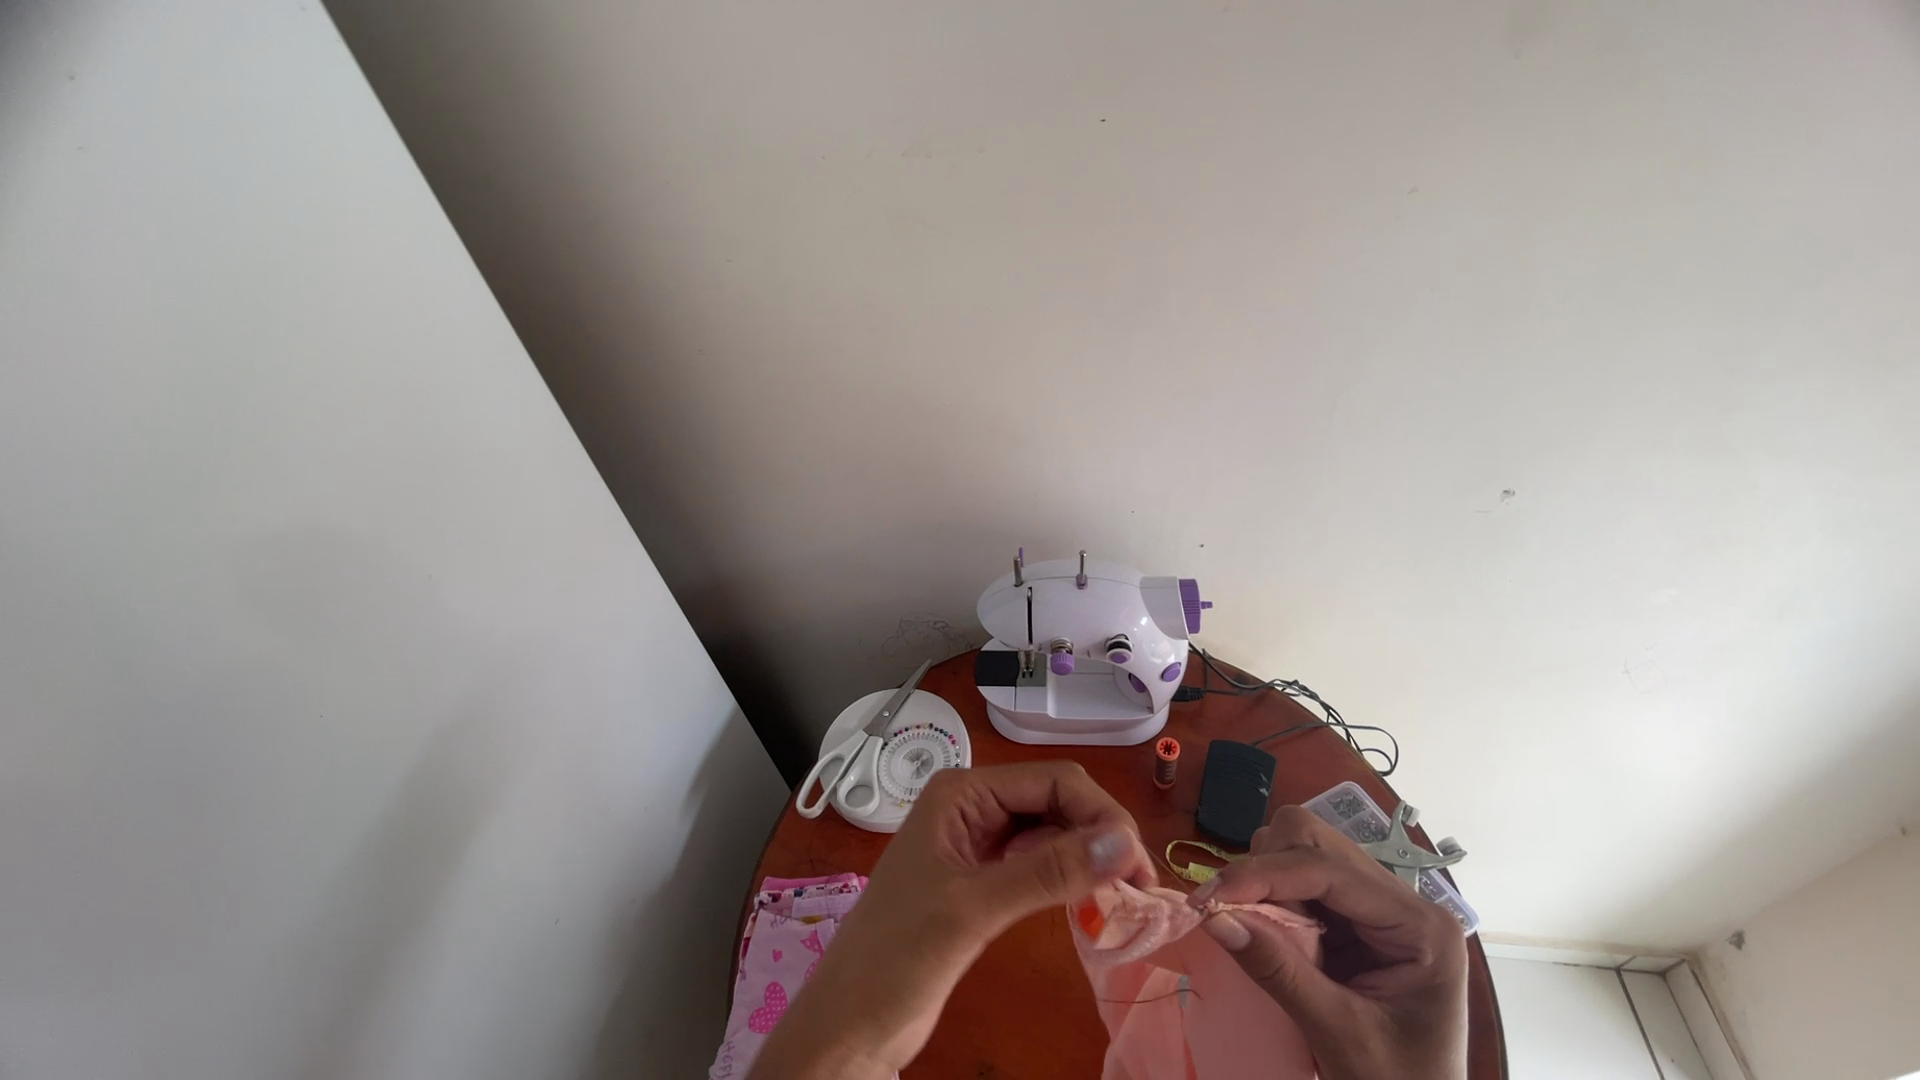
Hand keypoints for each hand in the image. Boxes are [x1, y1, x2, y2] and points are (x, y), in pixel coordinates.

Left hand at [749, 761, 1155, 1079]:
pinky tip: (1088, 896)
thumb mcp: (972, 909)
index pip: (1051, 780)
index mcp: (961, 792)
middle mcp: (971, 805)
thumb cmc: (897, 956)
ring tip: (1125, 892)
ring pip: (1050, 830)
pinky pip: (1038, 860)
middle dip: (1098, 831)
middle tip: (1139, 883)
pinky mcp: (982, 877)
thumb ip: (1047, 871)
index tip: (1137, 862)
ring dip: (1087, 853)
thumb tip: (1122, 842)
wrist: (849, 1022)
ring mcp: (976, 841)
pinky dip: (1067, 874)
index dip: (1099, 813)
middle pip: (1054, 799)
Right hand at [1189, 806, 1467, 1079]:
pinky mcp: (1351, 915)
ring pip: (1300, 848)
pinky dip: (1270, 893)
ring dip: (1266, 878)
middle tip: (1234, 912)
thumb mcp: (1340, 1036)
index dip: (1265, 874)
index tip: (1210, 896)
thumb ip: (1279, 972)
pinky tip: (1270, 931)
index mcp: (1418, 925)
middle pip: (1314, 839)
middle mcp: (1399, 900)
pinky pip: (1297, 878)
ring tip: (1262, 931)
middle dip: (1265, 868)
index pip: (1329, 868)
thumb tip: (1215, 917)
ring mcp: (1374, 904)